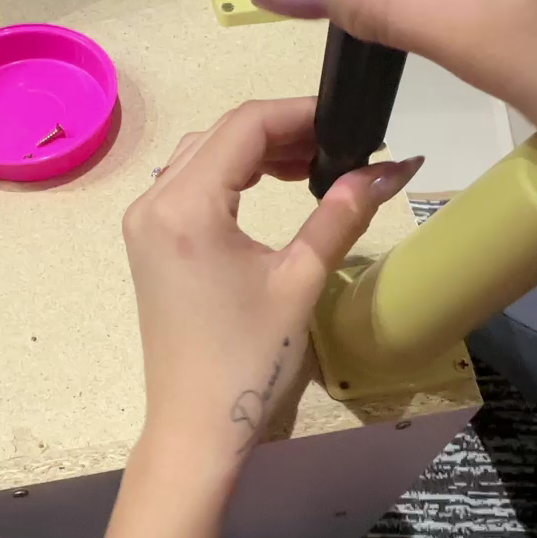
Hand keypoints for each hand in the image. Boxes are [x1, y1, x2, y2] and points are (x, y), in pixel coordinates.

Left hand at [122, 98, 421, 477]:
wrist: (195, 424)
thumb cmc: (249, 360)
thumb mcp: (299, 281)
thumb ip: (342, 214)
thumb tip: (393, 168)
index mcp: (185, 207)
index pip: (245, 126)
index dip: (300, 113)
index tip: (348, 123)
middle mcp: (152, 203)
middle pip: (221, 136)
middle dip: (280, 131)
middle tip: (336, 148)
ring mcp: (143, 225)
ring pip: (201, 158)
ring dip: (253, 153)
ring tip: (309, 166)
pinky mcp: (147, 245)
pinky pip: (187, 188)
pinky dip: (228, 178)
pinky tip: (267, 188)